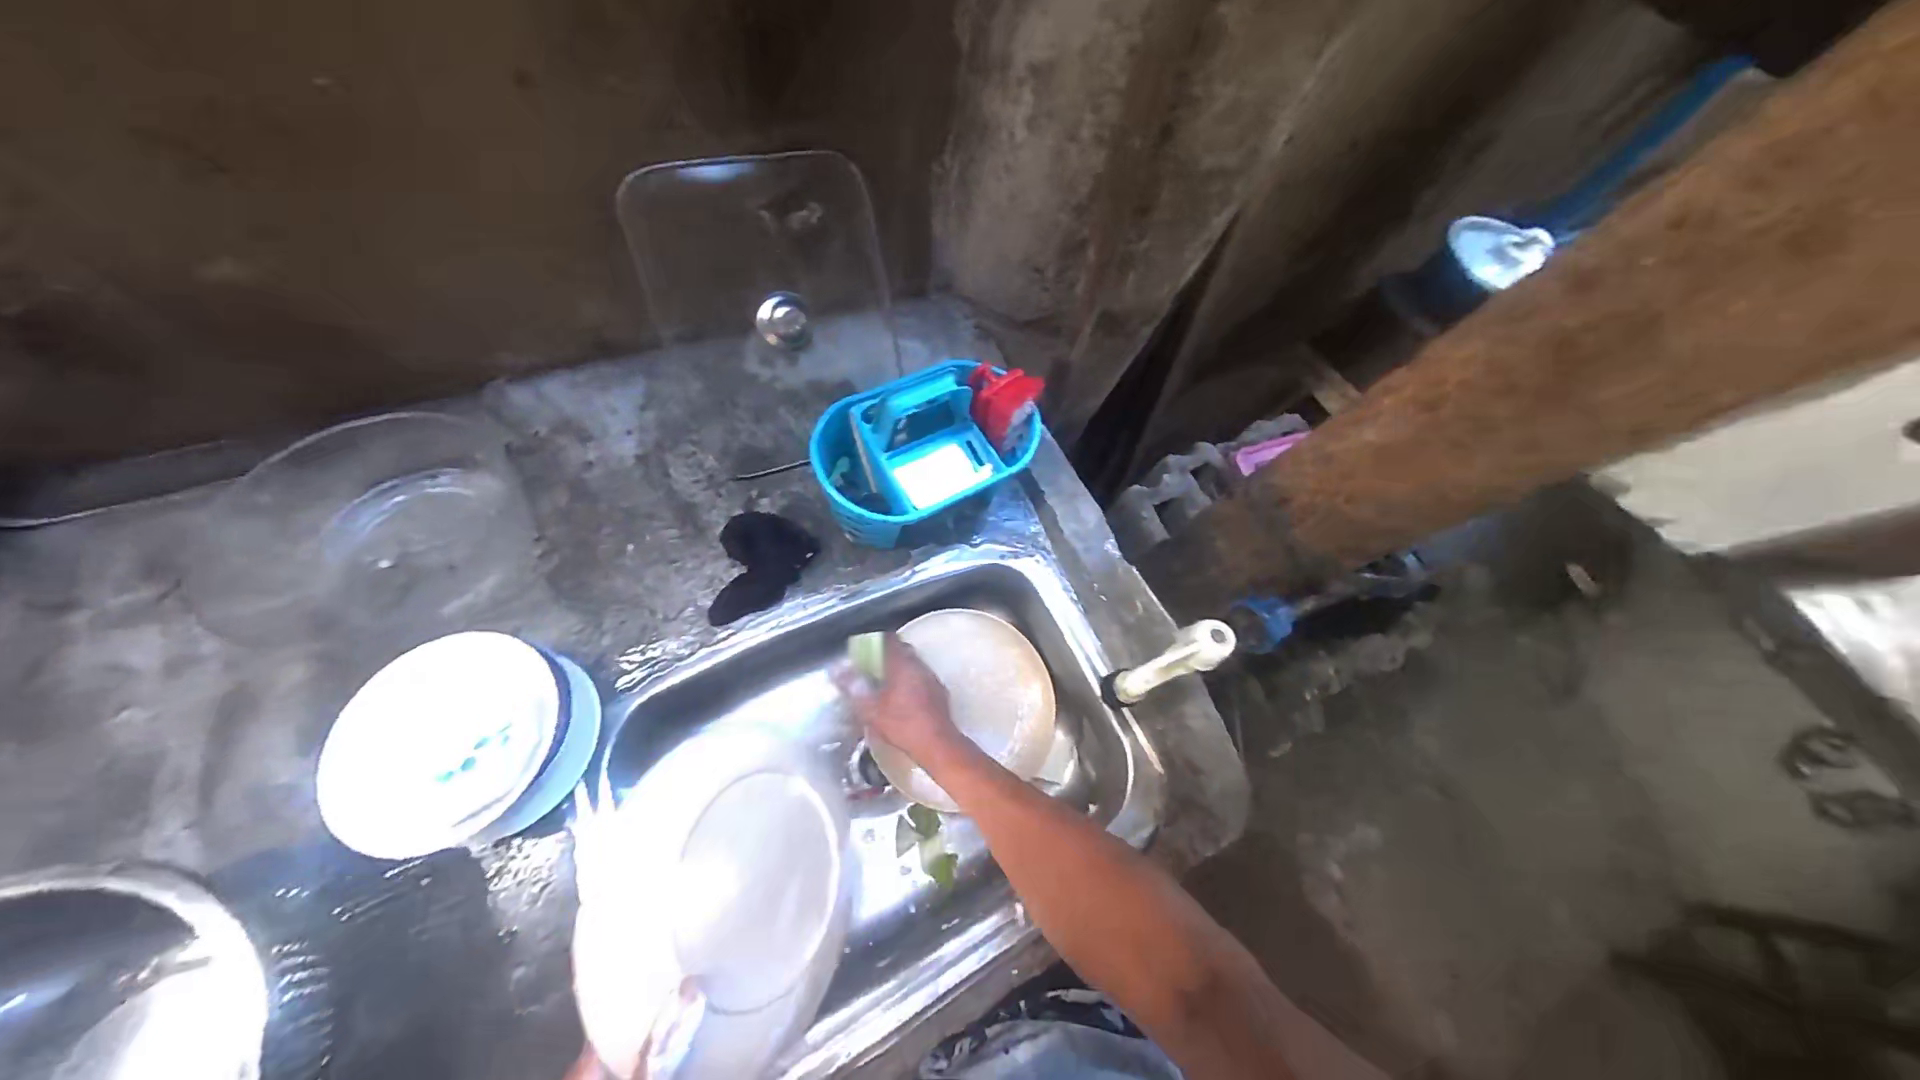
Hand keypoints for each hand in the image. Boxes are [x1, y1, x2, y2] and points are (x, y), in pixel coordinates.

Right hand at [832, 632, 962, 764]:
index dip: (877, 639)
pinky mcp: (940, 691)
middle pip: (904, 649)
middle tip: (873, 665)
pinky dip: (913, 681)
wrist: (937, 744)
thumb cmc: (902, 725)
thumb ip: (853, 688)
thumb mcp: (871, 710)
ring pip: (915, 664)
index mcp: (902, 665)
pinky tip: (905, 697)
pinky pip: (923, 678)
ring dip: (902, 668)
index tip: (866, 646)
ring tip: (887, 682)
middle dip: (889, 654)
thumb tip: (838, 671)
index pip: (890, 640)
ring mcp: (932, 678)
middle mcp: (919, 666)